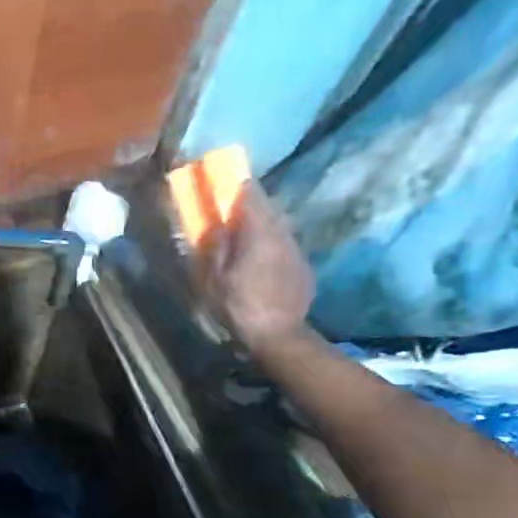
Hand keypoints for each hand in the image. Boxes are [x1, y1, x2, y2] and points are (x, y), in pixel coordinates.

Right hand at [198, 180, 315, 351]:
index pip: (250, 193)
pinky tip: (263, 263)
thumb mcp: (213, 279)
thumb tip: (214, 224)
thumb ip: (214, 246)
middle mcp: (282, 233)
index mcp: (258, 231)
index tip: (224, 182)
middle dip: (250, 205)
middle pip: (268, 207)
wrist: (278, 335)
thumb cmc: (239, 305)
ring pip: (279, 227)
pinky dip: (273, 247)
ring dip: (263, 226)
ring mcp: (297, 250)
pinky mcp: (304, 267)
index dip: (237, 184)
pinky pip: (286, 247)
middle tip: (233, 210)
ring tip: (247, 237)